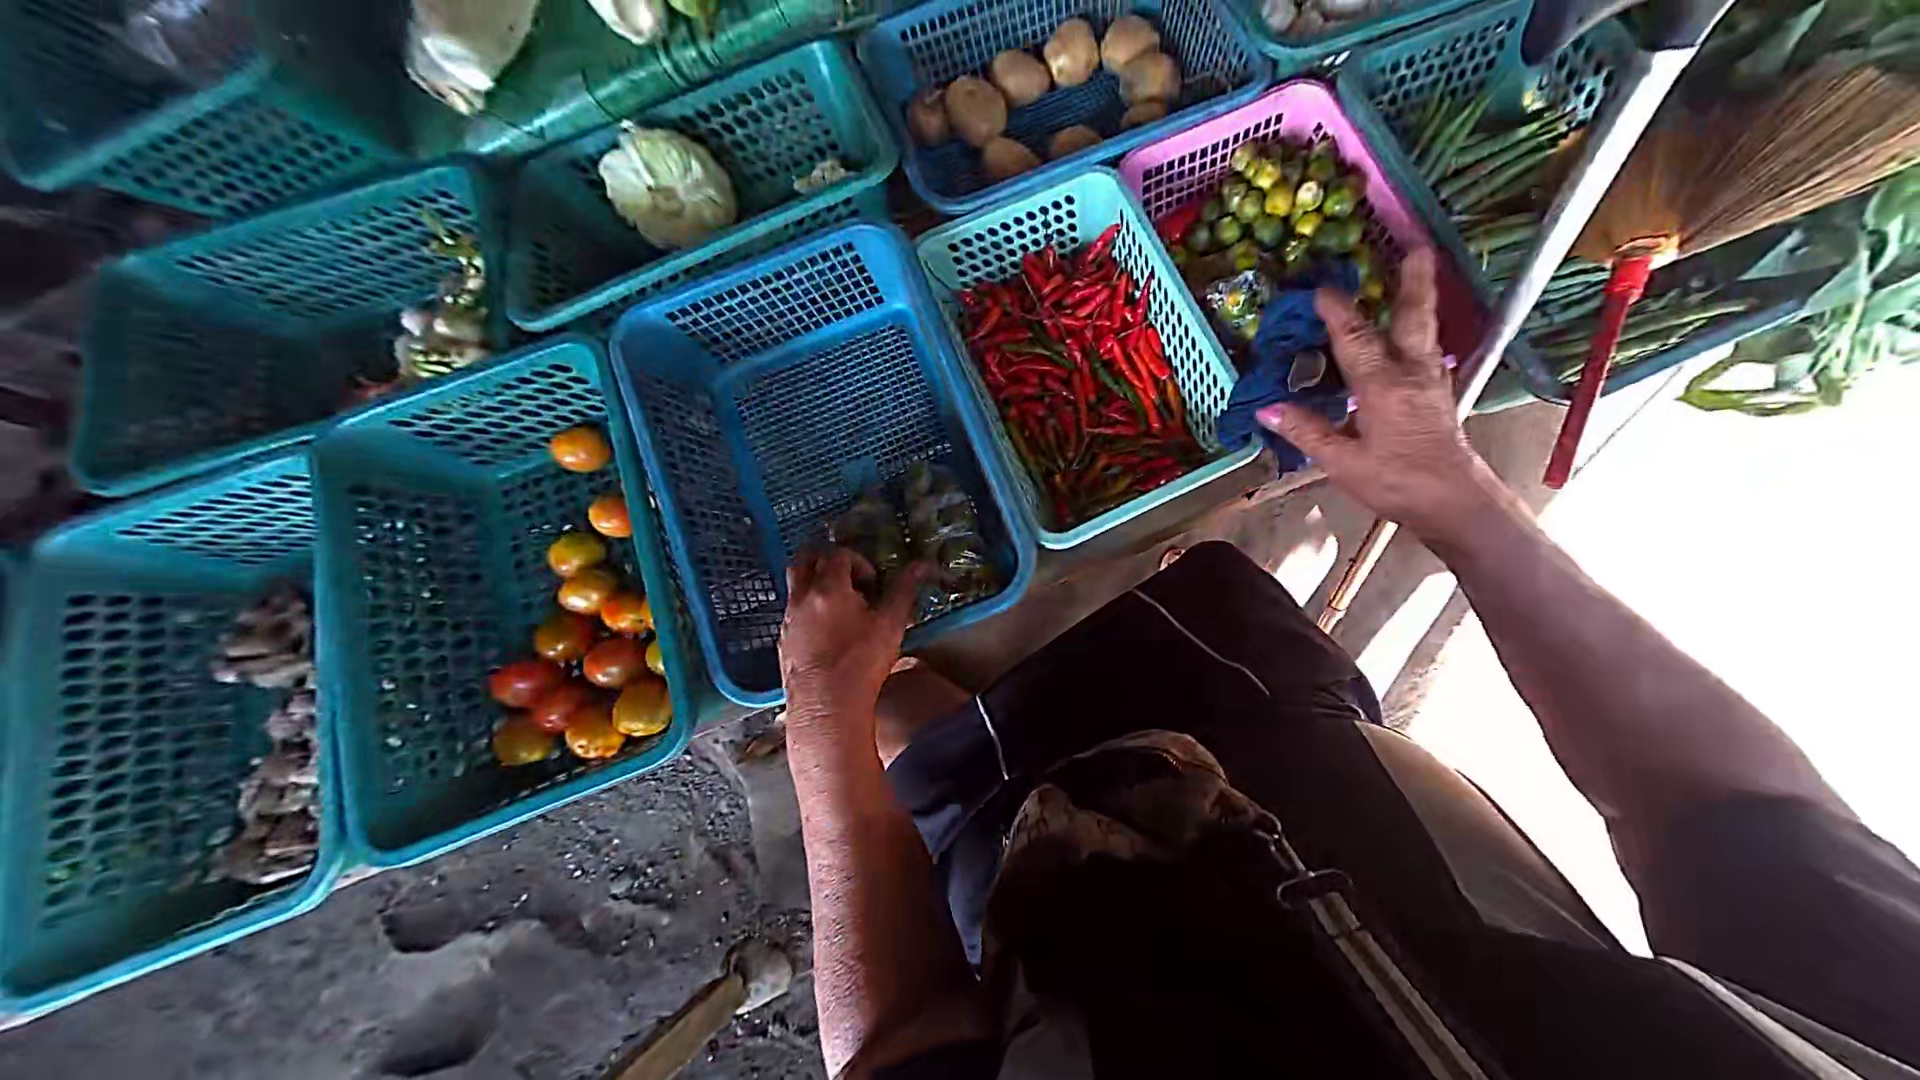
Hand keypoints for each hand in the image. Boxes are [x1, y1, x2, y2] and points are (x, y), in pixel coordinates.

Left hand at [779, 547, 927, 733]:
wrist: (826, 707)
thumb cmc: (860, 664)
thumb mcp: (891, 624)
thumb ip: (904, 589)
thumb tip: (921, 564)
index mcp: (828, 587)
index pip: (837, 554)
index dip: (857, 560)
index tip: (871, 581)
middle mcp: (802, 597)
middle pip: (805, 559)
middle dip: (826, 559)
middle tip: (848, 575)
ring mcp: (789, 620)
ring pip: (796, 585)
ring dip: (816, 584)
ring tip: (841, 605)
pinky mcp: (784, 641)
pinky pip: (792, 612)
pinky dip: (809, 609)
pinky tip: (828, 631)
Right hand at [1258, 247, 1506, 543]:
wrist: (1453, 501)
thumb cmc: (1396, 481)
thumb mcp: (1341, 461)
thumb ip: (1306, 431)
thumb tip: (1267, 410)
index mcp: (1384, 386)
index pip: (1354, 338)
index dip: (1336, 312)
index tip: (1320, 289)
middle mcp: (1413, 374)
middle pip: (1413, 317)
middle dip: (1412, 281)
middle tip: (1416, 246)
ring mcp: (1431, 383)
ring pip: (1424, 331)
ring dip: (1418, 301)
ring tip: (1416, 276)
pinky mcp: (1438, 396)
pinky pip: (1425, 352)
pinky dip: (1416, 333)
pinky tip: (1407, 339)